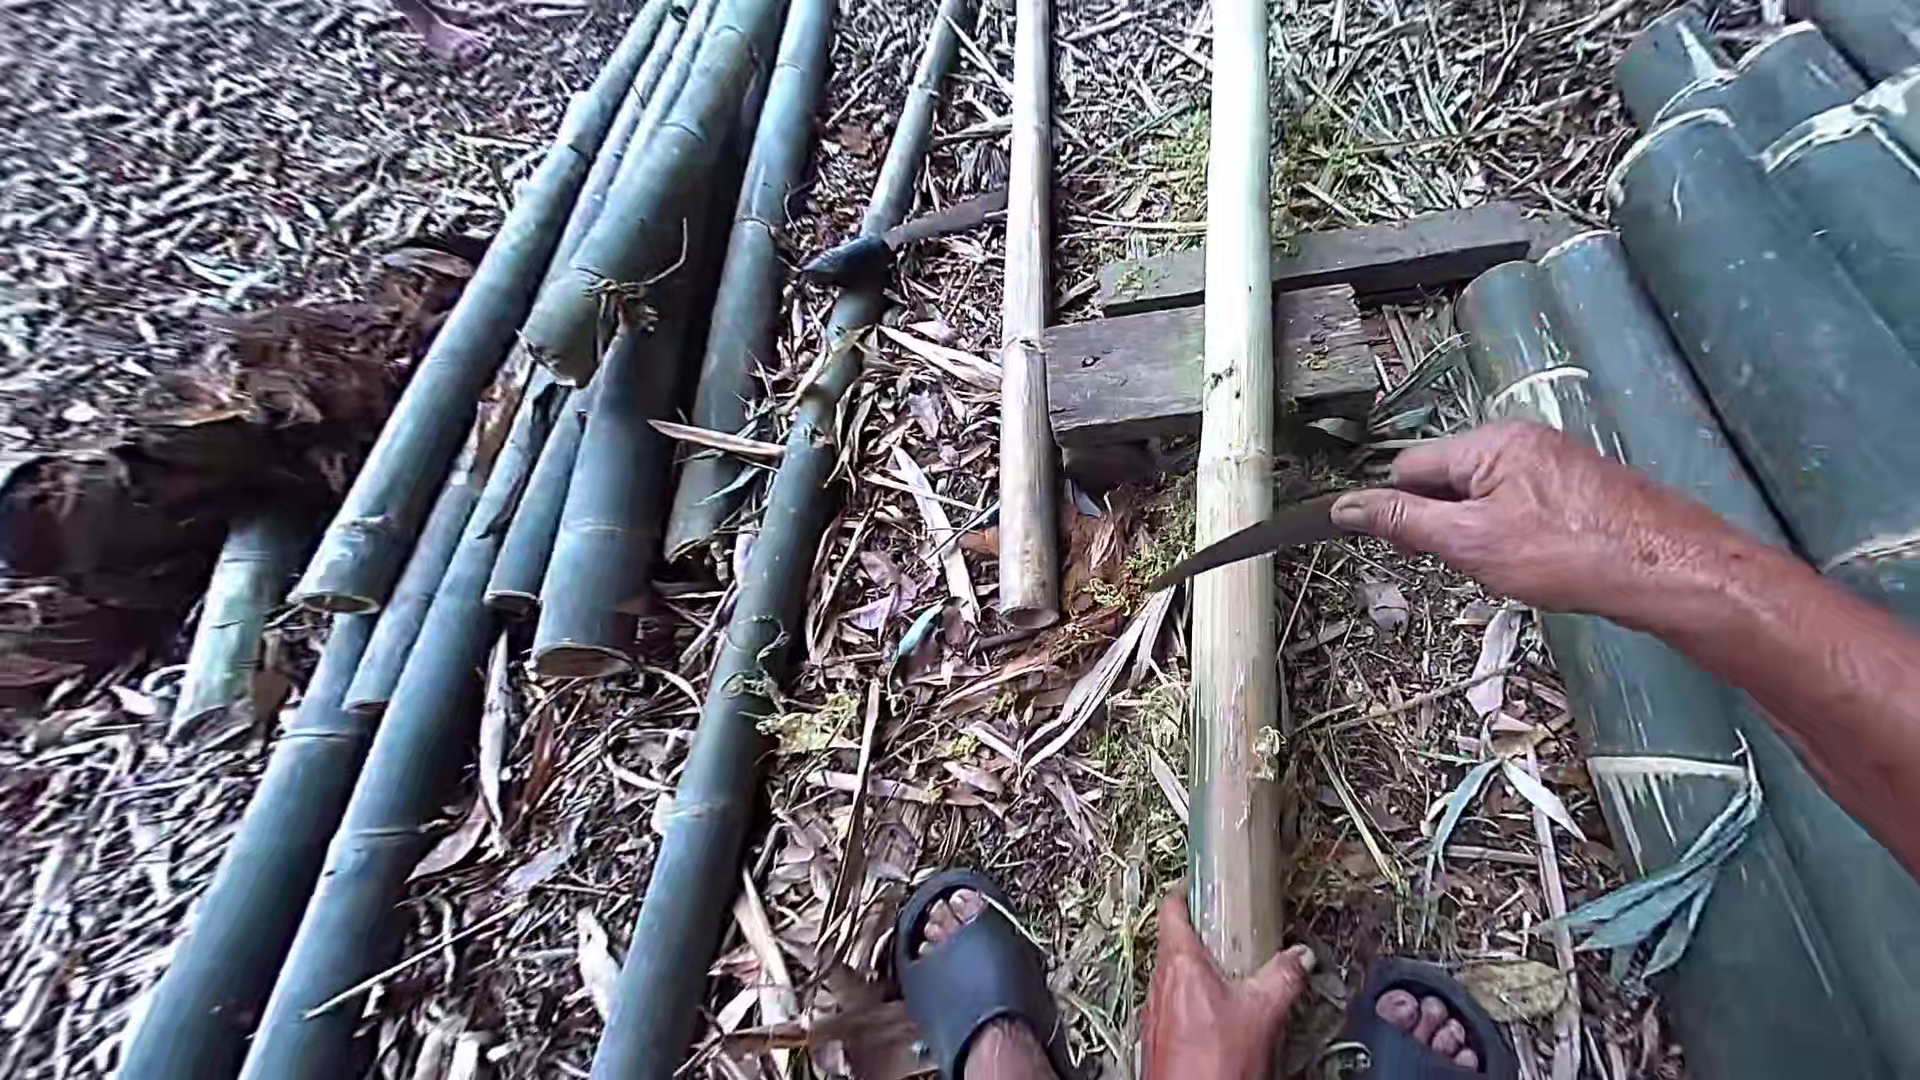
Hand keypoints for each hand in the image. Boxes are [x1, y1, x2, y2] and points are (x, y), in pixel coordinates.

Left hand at [1142, 889, 1313, 1079]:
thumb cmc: (1215, 1064)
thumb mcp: (1259, 1014)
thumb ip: (1281, 979)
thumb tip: (1300, 957)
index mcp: (1179, 959)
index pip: (1170, 906)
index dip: (1183, 892)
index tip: (1199, 888)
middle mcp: (1160, 976)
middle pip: (1172, 939)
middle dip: (1197, 935)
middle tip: (1223, 936)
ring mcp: (1154, 1004)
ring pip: (1171, 971)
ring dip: (1193, 969)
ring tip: (1223, 978)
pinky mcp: (1155, 1031)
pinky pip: (1170, 1001)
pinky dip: (1188, 999)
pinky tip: (1212, 1017)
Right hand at [1328, 421, 1781, 627]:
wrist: (1683, 577)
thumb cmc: (1569, 554)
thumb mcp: (1465, 540)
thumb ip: (1397, 520)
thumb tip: (1340, 507)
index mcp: (1489, 444)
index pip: (1406, 468)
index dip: (1398, 509)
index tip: (1412, 548)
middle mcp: (1518, 441)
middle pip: (1440, 479)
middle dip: (1436, 520)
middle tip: (1458, 557)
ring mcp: (1549, 461)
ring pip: (1473, 494)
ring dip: (1468, 528)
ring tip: (1498, 561)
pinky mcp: (1573, 484)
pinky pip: (1508, 501)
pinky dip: (1501, 529)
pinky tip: (1526, 556)